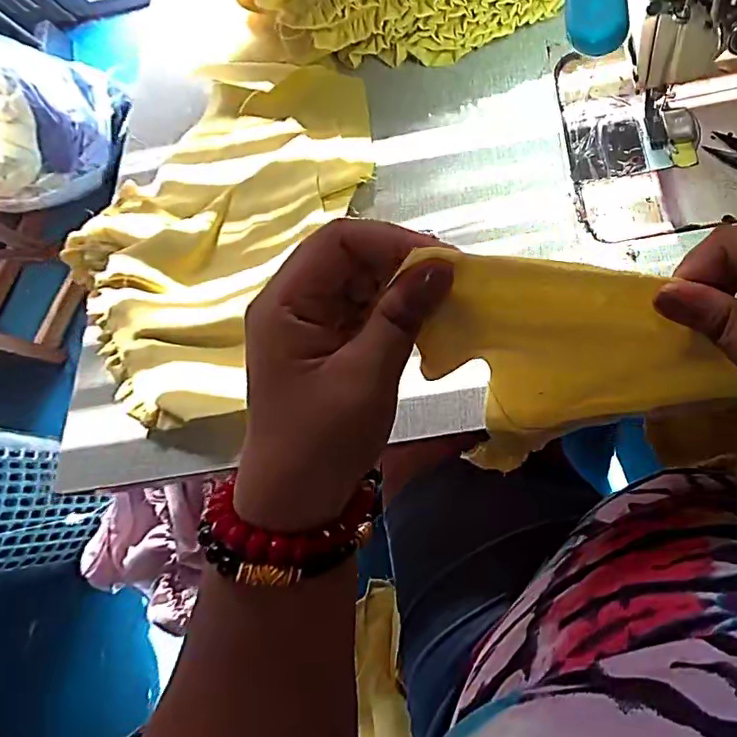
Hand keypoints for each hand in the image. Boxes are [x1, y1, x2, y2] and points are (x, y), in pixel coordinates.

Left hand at [236, 220, 453, 530]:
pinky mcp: (334, 338)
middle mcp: (296, 302)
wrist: (298, 498)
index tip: (438, 258)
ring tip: (446, 294)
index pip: (337, 241)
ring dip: (405, 281)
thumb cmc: (322, 442)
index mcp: (286, 304)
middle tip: (451, 276)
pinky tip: (428, 315)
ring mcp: (315, 320)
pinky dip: (401, 304)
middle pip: (351, 254)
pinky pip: (371, 304)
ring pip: (365, 277)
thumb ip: (400, 316)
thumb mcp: (366, 377)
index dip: (389, 239)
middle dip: (402, 258)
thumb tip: (441, 267)